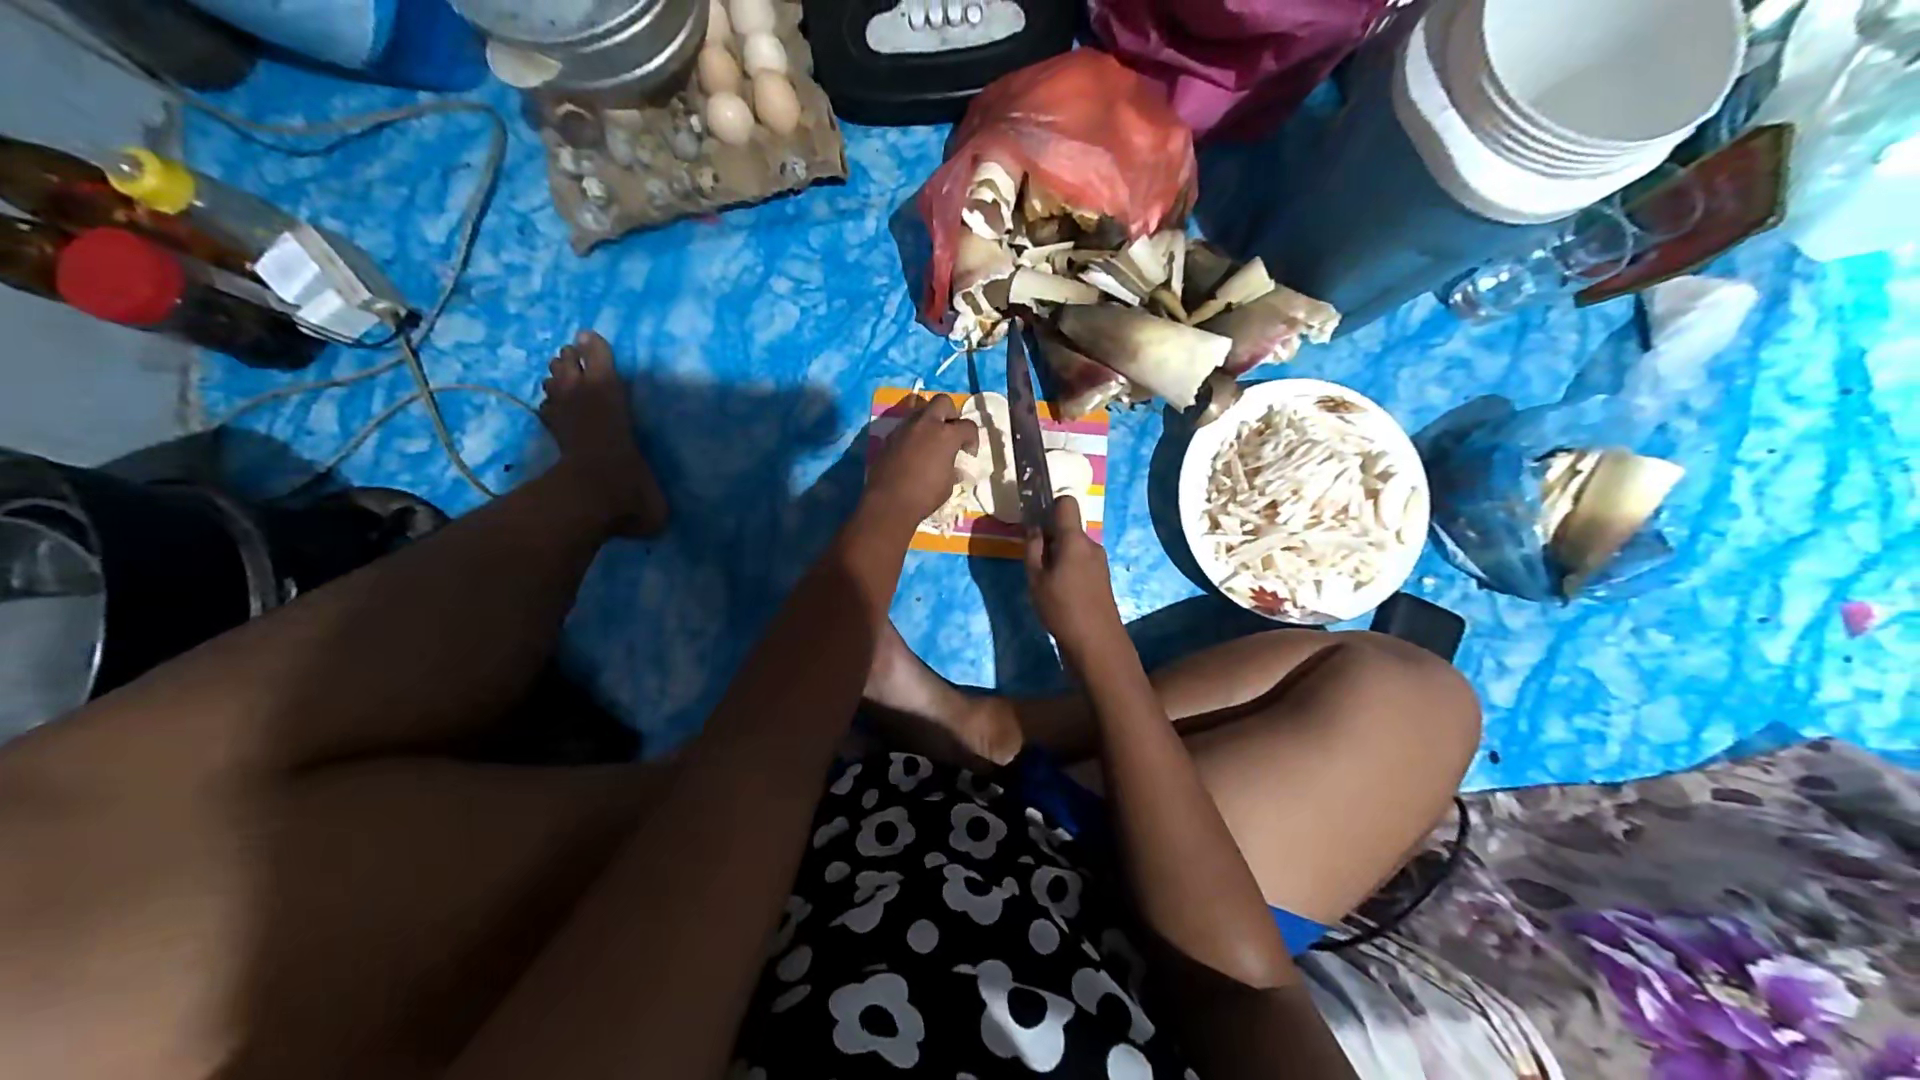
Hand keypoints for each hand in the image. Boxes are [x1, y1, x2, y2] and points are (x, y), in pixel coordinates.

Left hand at [862, 395, 978, 528]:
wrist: (888, 502)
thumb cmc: (924, 496)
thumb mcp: (948, 484)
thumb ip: (952, 468)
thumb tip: (953, 466)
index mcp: (946, 435)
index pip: (968, 425)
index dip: (972, 438)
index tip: (968, 452)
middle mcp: (926, 424)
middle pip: (943, 402)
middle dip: (950, 414)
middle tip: (950, 433)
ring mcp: (905, 428)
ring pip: (921, 411)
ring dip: (930, 422)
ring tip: (930, 442)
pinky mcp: (889, 436)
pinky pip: (906, 427)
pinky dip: (913, 434)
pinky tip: (913, 451)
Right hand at [1024, 496, 1124, 660]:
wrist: (1096, 642)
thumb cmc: (1062, 608)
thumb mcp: (1036, 579)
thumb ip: (1032, 549)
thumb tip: (1033, 527)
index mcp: (1074, 539)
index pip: (1066, 502)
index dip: (1049, 505)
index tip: (1033, 520)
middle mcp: (1091, 544)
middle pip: (1068, 528)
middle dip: (1049, 537)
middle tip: (1032, 558)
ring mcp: (1099, 561)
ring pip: (1073, 546)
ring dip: (1058, 554)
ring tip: (1044, 579)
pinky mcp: (1101, 577)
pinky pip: (1081, 560)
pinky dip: (1068, 567)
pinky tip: (1058, 590)